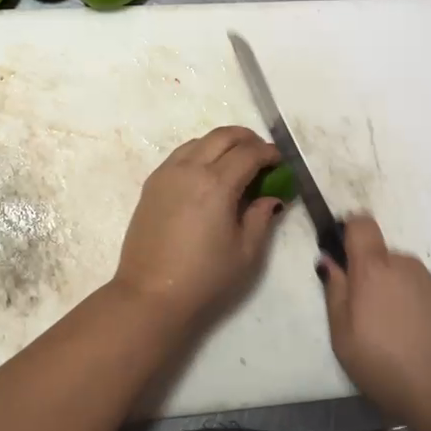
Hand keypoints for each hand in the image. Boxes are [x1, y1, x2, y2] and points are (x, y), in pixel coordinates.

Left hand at [112, 126, 284, 326]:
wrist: (150, 295)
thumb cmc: (203, 278)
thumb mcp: (245, 252)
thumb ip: (261, 217)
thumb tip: (271, 196)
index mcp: (216, 184)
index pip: (248, 153)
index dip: (269, 153)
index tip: (280, 162)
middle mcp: (190, 168)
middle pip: (223, 136)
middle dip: (247, 139)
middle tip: (262, 154)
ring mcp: (166, 172)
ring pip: (200, 141)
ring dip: (222, 143)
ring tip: (236, 161)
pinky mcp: (152, 183)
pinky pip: (180, 154)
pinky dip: (200, 152)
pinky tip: (208, 172)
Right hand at [318, 217, 430, 426]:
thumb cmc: (387, 367)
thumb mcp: (343, 338)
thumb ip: (335, 292)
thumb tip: (329, 261)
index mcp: (374, 268)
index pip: (361, 223)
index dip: (349, 233)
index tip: (342, 259)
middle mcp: (405, 265)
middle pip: (381, 256)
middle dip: (369, 276)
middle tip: (365, 318)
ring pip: (402, 276)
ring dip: (393, 294)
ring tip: (394, 338)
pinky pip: (422, 294)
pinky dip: (415, 309)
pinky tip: (417, 343)